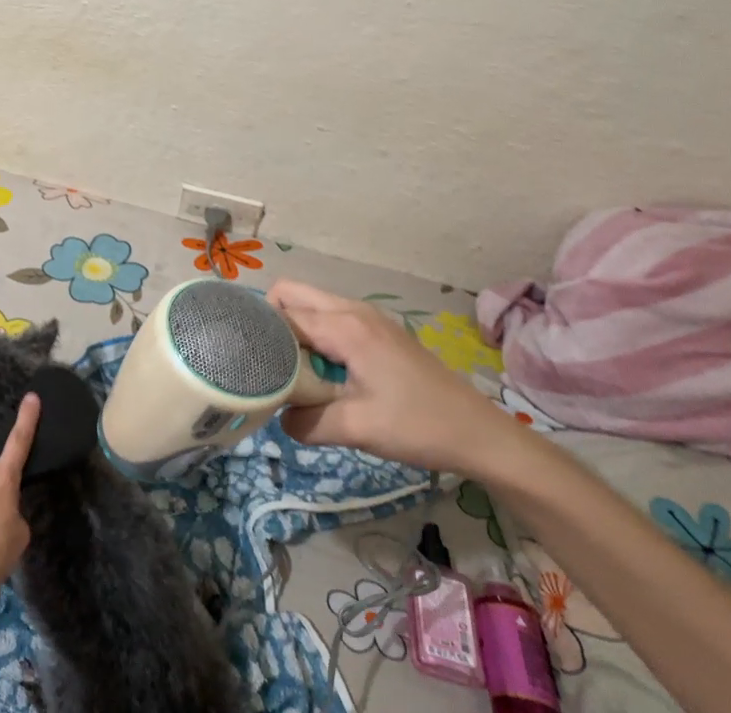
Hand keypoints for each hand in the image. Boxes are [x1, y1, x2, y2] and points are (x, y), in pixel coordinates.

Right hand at [267, 280, 518, 473]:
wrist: (482, 436)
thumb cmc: (419, 426)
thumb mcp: (354, 429)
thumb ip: (303, 421)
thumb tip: (277, 416)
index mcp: (345, 326)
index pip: (279, 314)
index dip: (257, 336)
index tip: (248, 365)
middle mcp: (353, 311)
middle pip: (289, 294)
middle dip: (269, 324)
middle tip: (268, 365)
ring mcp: (368, 319)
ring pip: (308, 306)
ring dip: (292, 332)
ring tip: (292, 373)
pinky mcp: (378, 333)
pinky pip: (328, 320)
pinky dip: (313, 338)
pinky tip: (320, 375)